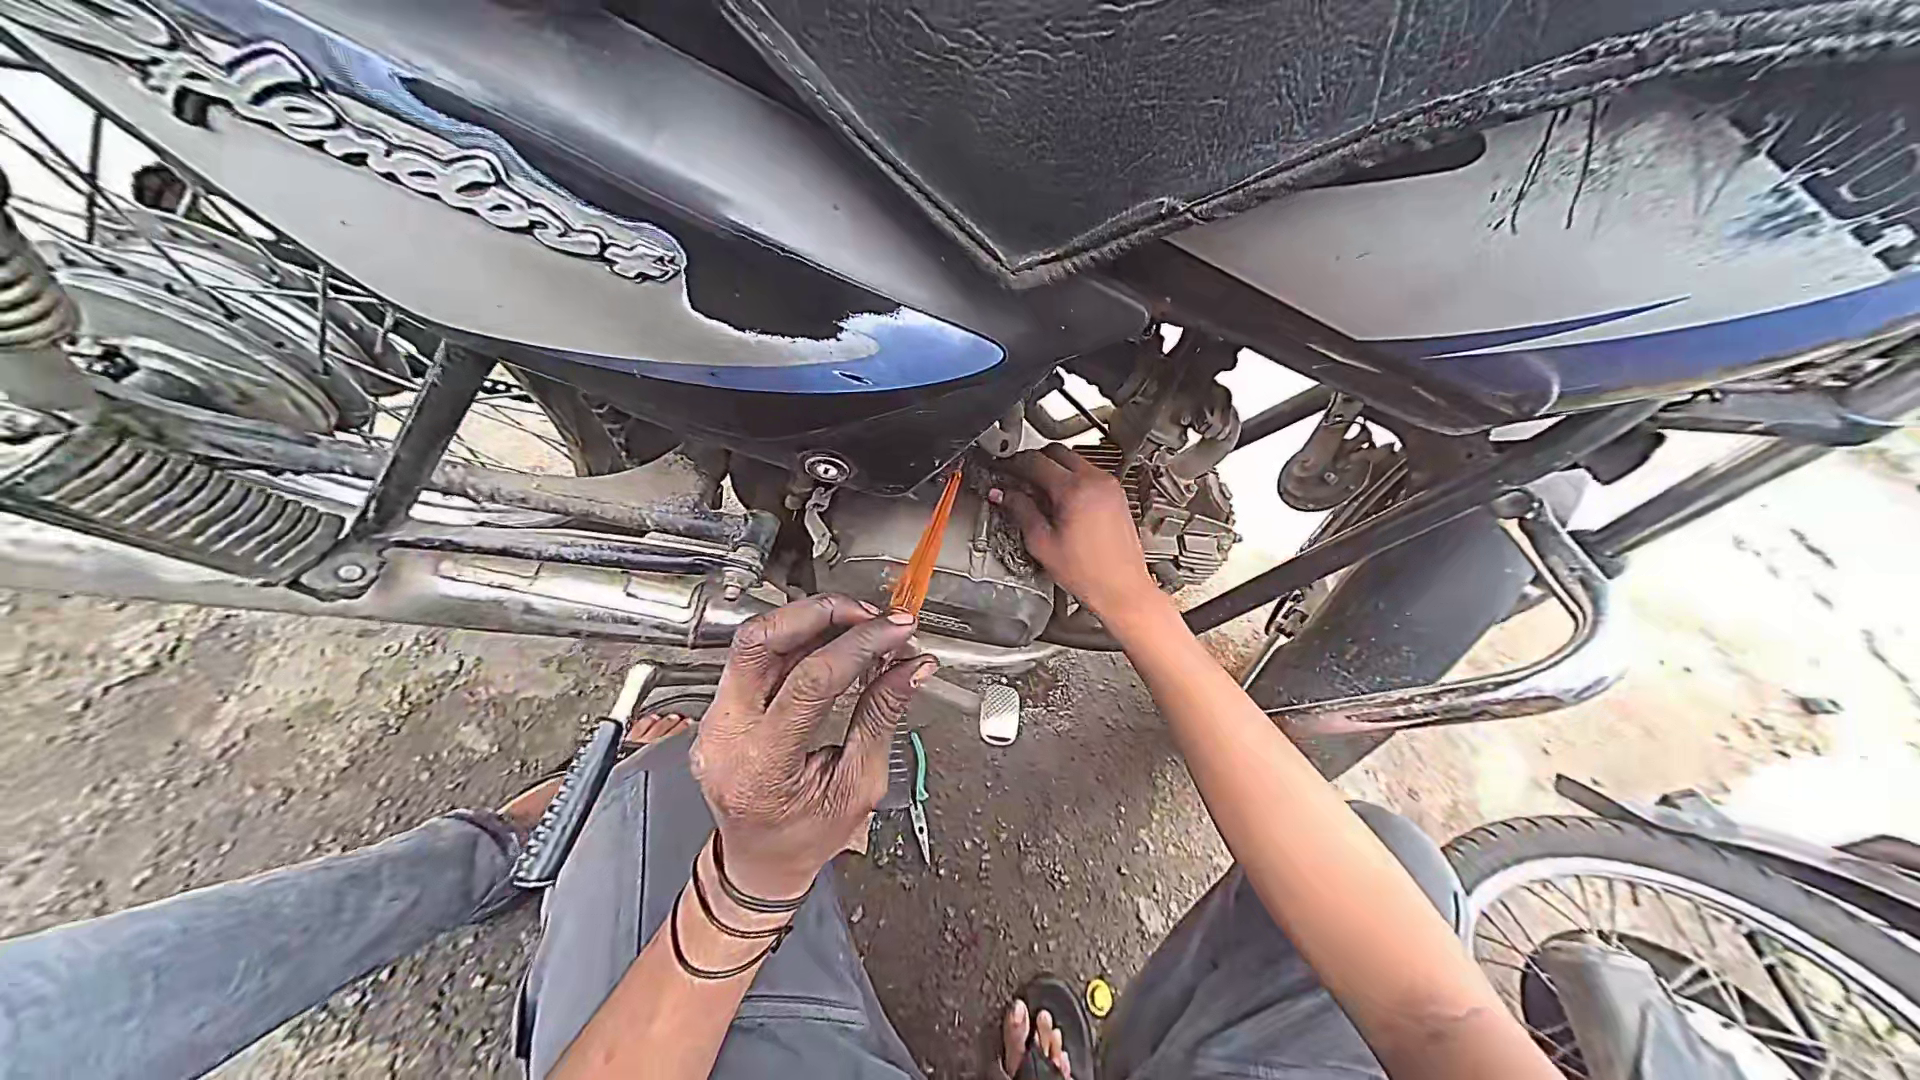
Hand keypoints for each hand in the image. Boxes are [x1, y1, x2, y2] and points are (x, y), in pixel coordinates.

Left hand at [689, 594, 936, 898]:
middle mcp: (726, 736)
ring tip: (858, 624)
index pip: (810, 681)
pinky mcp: (721, 707)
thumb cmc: (806, 837)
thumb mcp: (857, 785)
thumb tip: (911, 668)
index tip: (896, 631)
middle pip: (759, 641)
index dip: (860, 646)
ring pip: (755, 640)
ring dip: (810, 620)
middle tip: (869, 614)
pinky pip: (758, 657)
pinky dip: (800, 639)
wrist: (758, 860)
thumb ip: (881, 717)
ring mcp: (716, 719)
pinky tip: (834, 642)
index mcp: (762, 767)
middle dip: (820, 613)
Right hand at [991, 445, 1160, 618]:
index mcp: (1074, 490)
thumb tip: (1004, 494)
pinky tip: (1060, 500)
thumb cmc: (1088, 573)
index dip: (1013, 464)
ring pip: (1074, 460)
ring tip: (1037, 492)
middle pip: (1056, 452)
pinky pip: (1089, 473)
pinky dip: (1071, 478)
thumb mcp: (1042, 543)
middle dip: (1033, 461)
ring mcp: (1109, 486)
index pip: (1035, 461)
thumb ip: (1021, 511)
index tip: (1003, 470)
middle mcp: (1096, 481)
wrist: (1122, 588)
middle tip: (1017, 477)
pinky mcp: (1116, 494)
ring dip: (1053, 468)